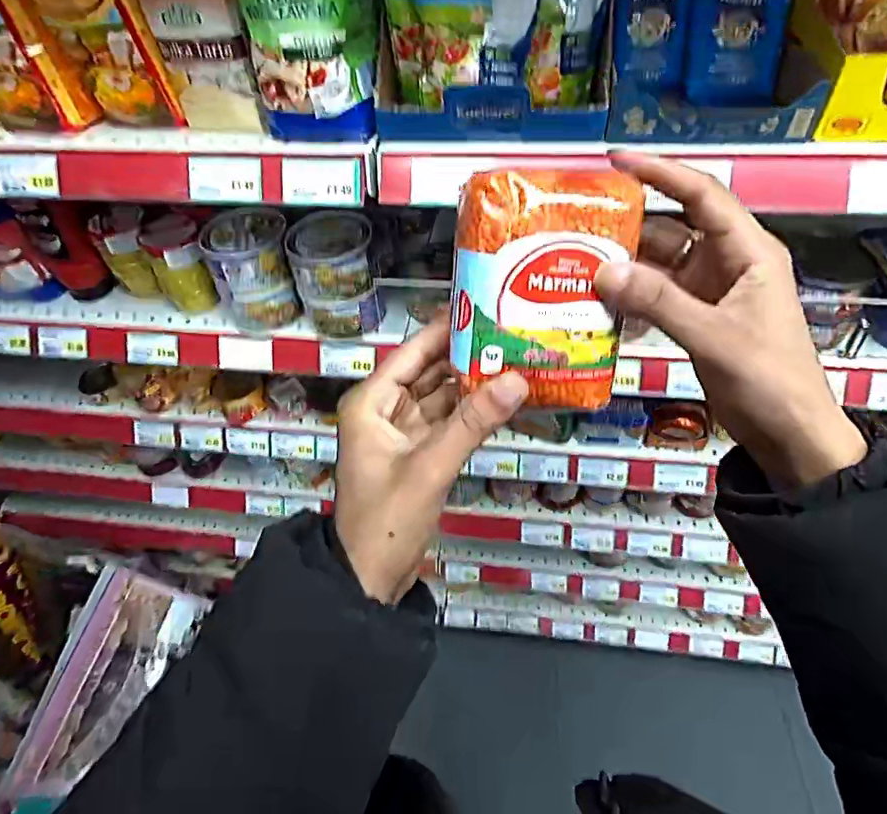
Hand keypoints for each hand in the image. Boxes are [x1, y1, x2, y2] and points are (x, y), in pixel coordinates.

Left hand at [334, 318, 527, 602]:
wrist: (369, 581)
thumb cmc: (387, 519)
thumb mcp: (431, 466)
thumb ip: (473, 423)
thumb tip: (517, 380)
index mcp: (372, 402)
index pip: (412, 352)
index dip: (445, 329)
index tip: (484, 306)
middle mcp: (385, 409)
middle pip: (430, 371)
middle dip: (467, 355)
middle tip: (511, 332)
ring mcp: (403, 432)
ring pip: (442, 397)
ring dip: (474, 384)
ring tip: (516, 359)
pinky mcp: (419, 453)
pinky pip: (449, 422)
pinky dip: (473, 413)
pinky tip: (504, 400)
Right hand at [596, 151, 864, 487]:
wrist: (791, 436)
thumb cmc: (769, 380)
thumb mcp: (714, 336)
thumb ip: (658, 302)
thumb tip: (603, 271)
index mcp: (749, 252)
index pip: (702, 194)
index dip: (661, 171)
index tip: (617, 161)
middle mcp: (728, 261)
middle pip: (674, 225)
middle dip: (631, 221)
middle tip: (583, 218)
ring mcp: (711, 289)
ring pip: (661, 260)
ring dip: (626, 261)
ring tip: (581, 259)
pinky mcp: (698, 315)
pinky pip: (658, 292)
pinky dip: (633, 293)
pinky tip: (602, 299)